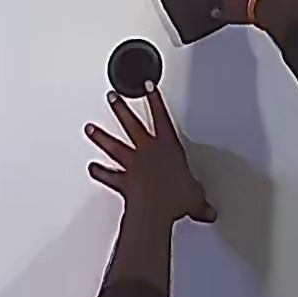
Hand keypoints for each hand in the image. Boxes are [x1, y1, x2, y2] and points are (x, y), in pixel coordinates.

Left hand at [86, 84, 215, 224]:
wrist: (155, 212)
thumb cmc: (175, 197)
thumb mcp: (194, 197)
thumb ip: (198, 201)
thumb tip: (206, 209)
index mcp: (168, 145)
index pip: (161, 115)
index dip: (155, 99)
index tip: (147, 85)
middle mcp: (148, 150)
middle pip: (131, 124)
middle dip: (121, 108)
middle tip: (112, 95)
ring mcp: (133, 164)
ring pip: (114, 146)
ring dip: (101, 137)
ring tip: (90, 127)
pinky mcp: (122, 181)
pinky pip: (109, 175)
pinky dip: (99, 172)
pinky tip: (91, 166)